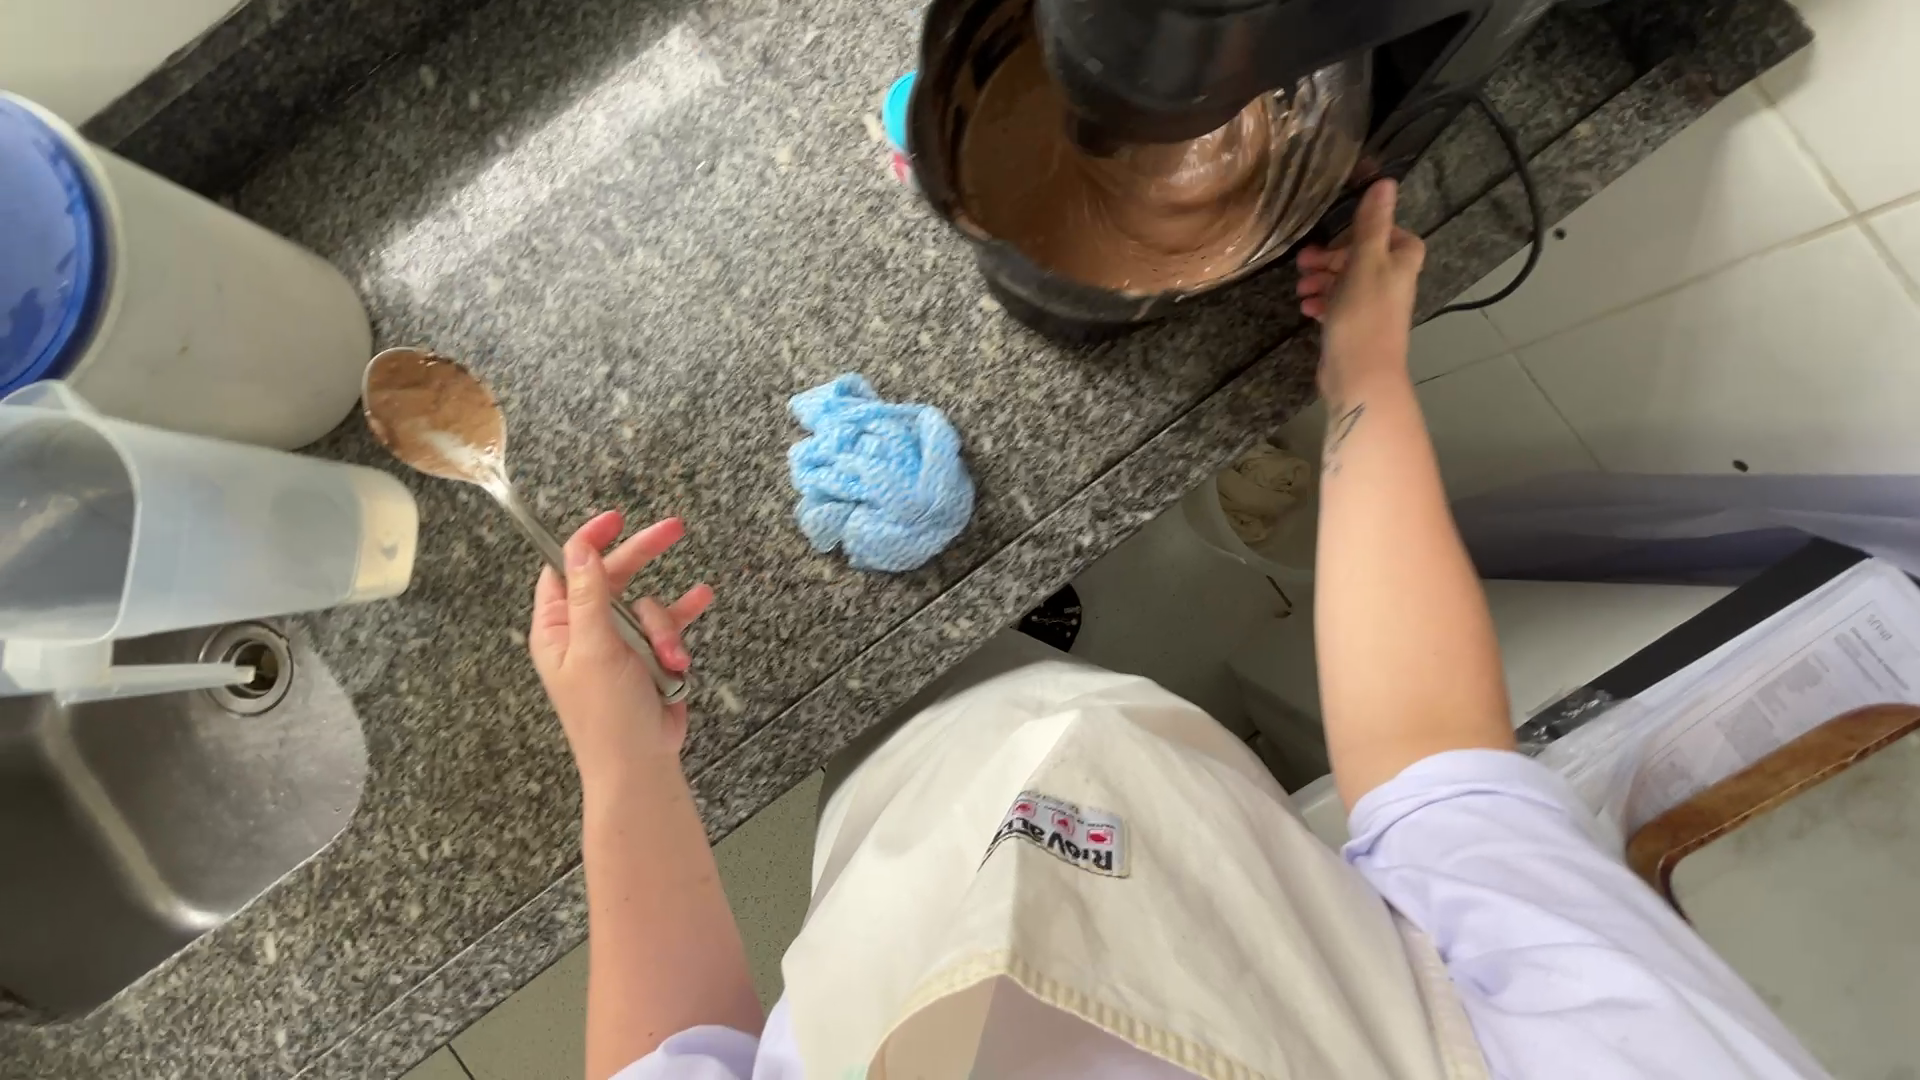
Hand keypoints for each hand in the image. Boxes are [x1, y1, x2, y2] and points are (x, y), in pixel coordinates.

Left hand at [528, 511, 714, 783]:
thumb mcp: (595, 649)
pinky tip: (703, 600)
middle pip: (614, 578)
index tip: (615, 519)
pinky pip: (670, 627)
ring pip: (649, 608)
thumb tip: (578, 549)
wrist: (640, 762)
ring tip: (672, 658)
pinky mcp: (650, 658)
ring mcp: (621, 645)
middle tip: (673, 528)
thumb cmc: (607, 715)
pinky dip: (682, 628)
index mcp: (559, 630)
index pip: (565, 570)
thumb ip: (589, 596)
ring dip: (667, 629)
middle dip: (643, 556)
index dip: (587, 542)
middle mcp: (588, 632)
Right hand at [1295, 178, 1425, 398]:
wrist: (1360, 374)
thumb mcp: (1365, 262)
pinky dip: (1322, 302)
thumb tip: (1385, 182)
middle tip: (1303, 262)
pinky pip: (1337, 306)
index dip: (1362, 231)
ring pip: (1346, 283)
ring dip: (1322, 281)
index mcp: (1401, 262)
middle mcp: (1391, 282)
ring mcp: (1372, 307)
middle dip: (1332, 258)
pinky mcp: (1354, 328)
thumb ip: (1371, 224)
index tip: (1336, 234)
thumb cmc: (1363, 315)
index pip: (1389, 233)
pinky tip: (1305, 308)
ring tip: (1300, 287)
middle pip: (1362, 258)